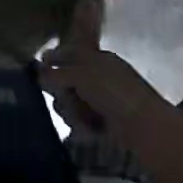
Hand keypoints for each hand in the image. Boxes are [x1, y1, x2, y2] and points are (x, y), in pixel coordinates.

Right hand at [39, 46, 182, 150]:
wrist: (143, 126)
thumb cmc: (113, 92)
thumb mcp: (82, 75)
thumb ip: (57, 73)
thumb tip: (38, 72)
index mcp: (98, 59)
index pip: (71, 52)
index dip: (55, 57)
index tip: (41, 62)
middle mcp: (98, 77)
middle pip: (65, 80)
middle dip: (61, 92)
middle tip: (65, 97)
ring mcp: (100, 100)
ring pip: (69, 102)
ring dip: (72, 112)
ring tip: (81, 120)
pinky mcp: (101, 121)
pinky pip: (79, 120)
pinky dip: (81, 125)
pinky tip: (89, 130)